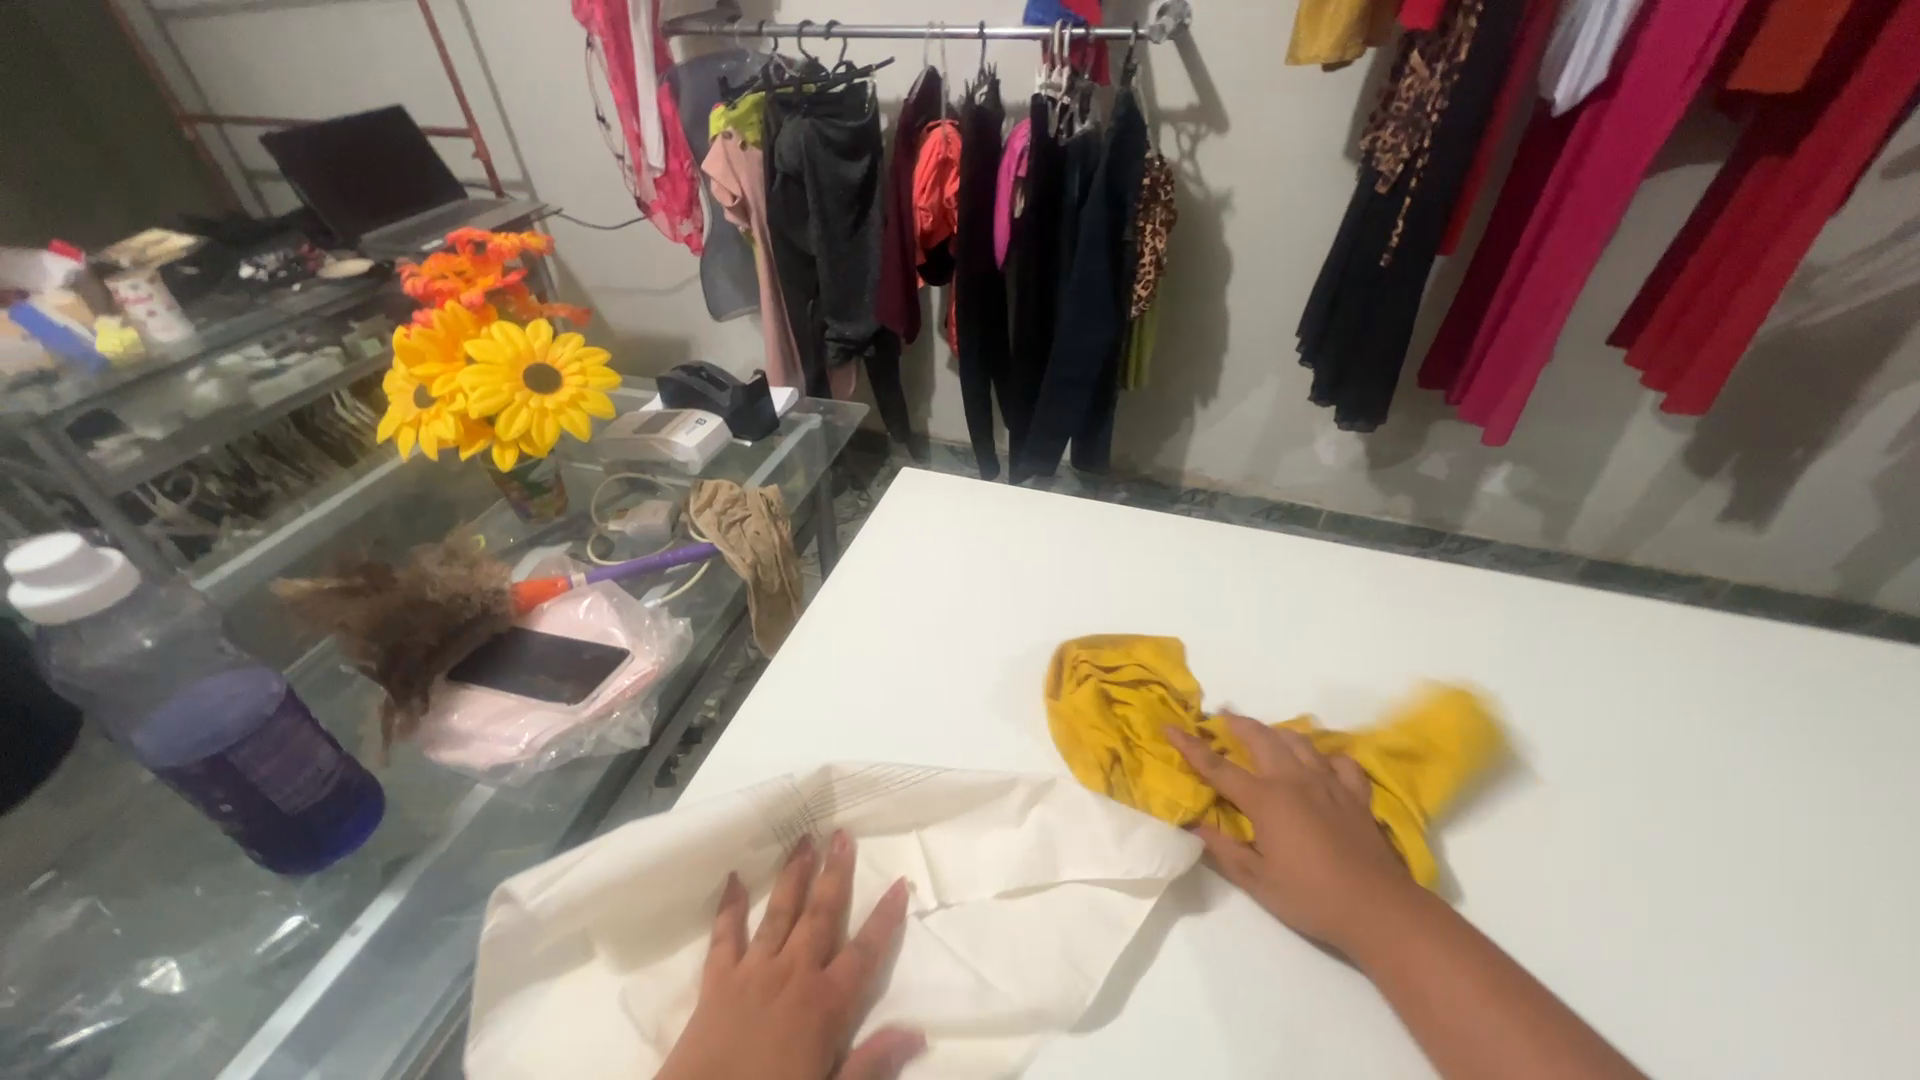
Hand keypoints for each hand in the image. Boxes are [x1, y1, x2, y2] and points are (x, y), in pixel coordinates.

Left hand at [658, 831, 925, 1079]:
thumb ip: (873, 1062)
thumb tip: (918, 1032)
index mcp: (825, 1004)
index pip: (865, 952)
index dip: (885, 917)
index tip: (900, 882)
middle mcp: (793, 975)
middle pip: (820, 915)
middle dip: (835, 874)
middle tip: (841, 834)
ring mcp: (752, 973)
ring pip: (779, 913)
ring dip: (793, 875)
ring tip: (803, 840)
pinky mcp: (717, 981)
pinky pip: (724, 936)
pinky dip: (729, 906)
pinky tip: (733, 878)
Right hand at [1167, 714, 1422, 954]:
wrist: (1378, 909)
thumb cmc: (1310, 896)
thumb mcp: (1255, 879)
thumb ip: (1221, 847)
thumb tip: (1192, 824)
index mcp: (1265, 799)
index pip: (1218, 767)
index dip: (1191, 746)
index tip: (1170, 727)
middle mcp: (1295, 780)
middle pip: (1261, 738)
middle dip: (1237, 723)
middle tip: (1221, 716)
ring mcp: (1330, 784)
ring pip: (1299, 741)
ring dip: (1276, 732)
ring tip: (1265, 734)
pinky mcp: (1357, 795)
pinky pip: (1340, 762)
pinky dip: (1325, 757)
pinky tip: (1320, 764)